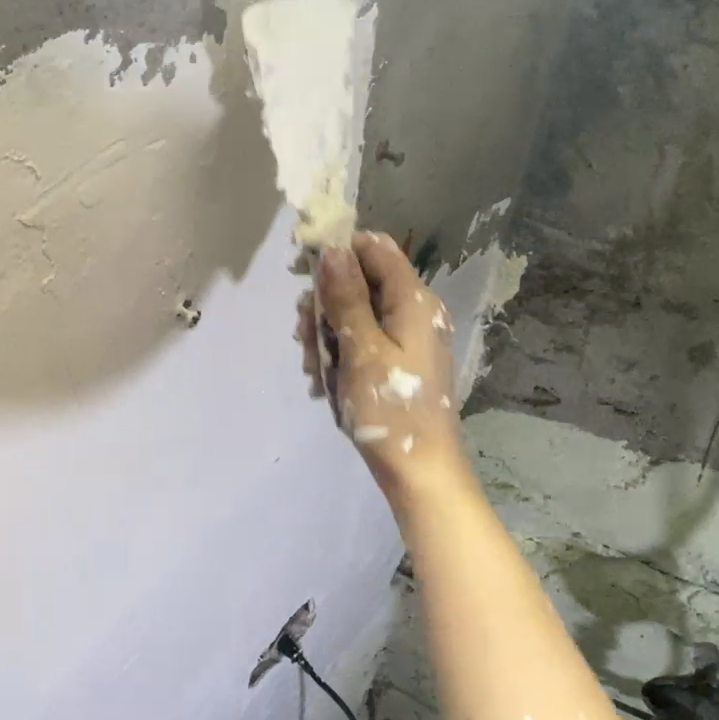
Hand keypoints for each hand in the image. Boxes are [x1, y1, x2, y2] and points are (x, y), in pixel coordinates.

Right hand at [297, 231, 462, 500]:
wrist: (417, 470)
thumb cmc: (391, 410)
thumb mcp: (362, 350)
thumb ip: (346, 297)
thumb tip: (333, 249)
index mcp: (413, 301)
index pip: (374, 248)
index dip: (337, 252)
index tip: (300, 274)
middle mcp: (414, 312)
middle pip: (359, 283)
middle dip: (324, 307)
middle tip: (304, 340)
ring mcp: (406, 339)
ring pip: (353, 316)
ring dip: (325, 338)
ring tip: (314, 372)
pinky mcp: (396, 364)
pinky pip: (360, 344)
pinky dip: (338, 357)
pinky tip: (325, 383)